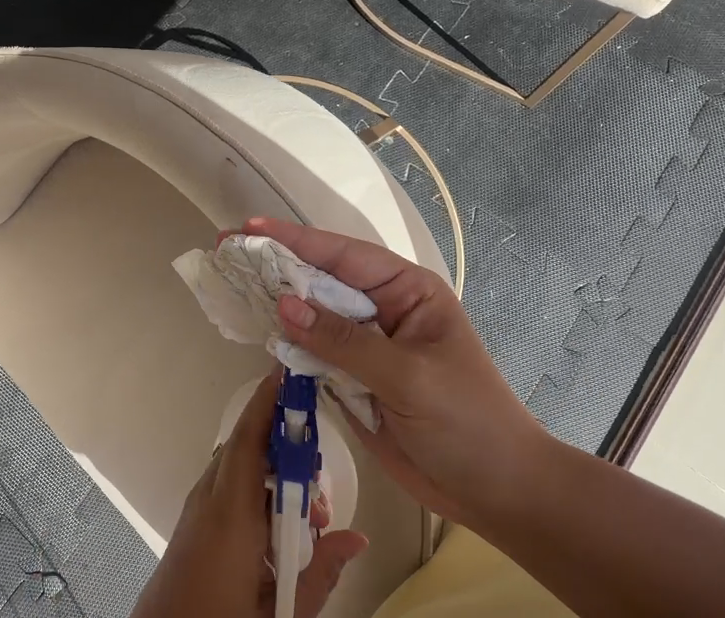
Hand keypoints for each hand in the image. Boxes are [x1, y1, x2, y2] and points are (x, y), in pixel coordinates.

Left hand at [132, 369, 367, 617]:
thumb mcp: (283, 609)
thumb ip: (320, 573)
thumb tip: (355, 536)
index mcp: (230, 514)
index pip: (248, 440)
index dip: (267, 402)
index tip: (288, 371)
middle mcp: (209, 500)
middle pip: (246, 448)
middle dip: (284, 443)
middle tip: (319, 471)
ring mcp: (197, 510)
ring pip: (238, 468)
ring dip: (272, 472)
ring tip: (308, 510)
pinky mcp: (194, 524)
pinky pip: (228, 487)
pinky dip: (257, 489)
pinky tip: (281, 524)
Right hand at [248, 217, 551, 529]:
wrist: (498, 493)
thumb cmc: (467, 422)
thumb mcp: (407, 377)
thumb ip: (344, 341)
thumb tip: (283, 304)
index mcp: (408, 292)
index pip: (345, 256)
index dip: (296, 240)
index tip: (250, 230)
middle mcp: (384, 310)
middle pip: (321, 281)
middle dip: (277, 268)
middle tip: (226, 254)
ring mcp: (367, 346)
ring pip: (312, 317)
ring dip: (275, 305)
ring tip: (231, 287)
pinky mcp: (354, 380)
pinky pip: (312, 354)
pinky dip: (285, 346)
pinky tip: (256, 333)